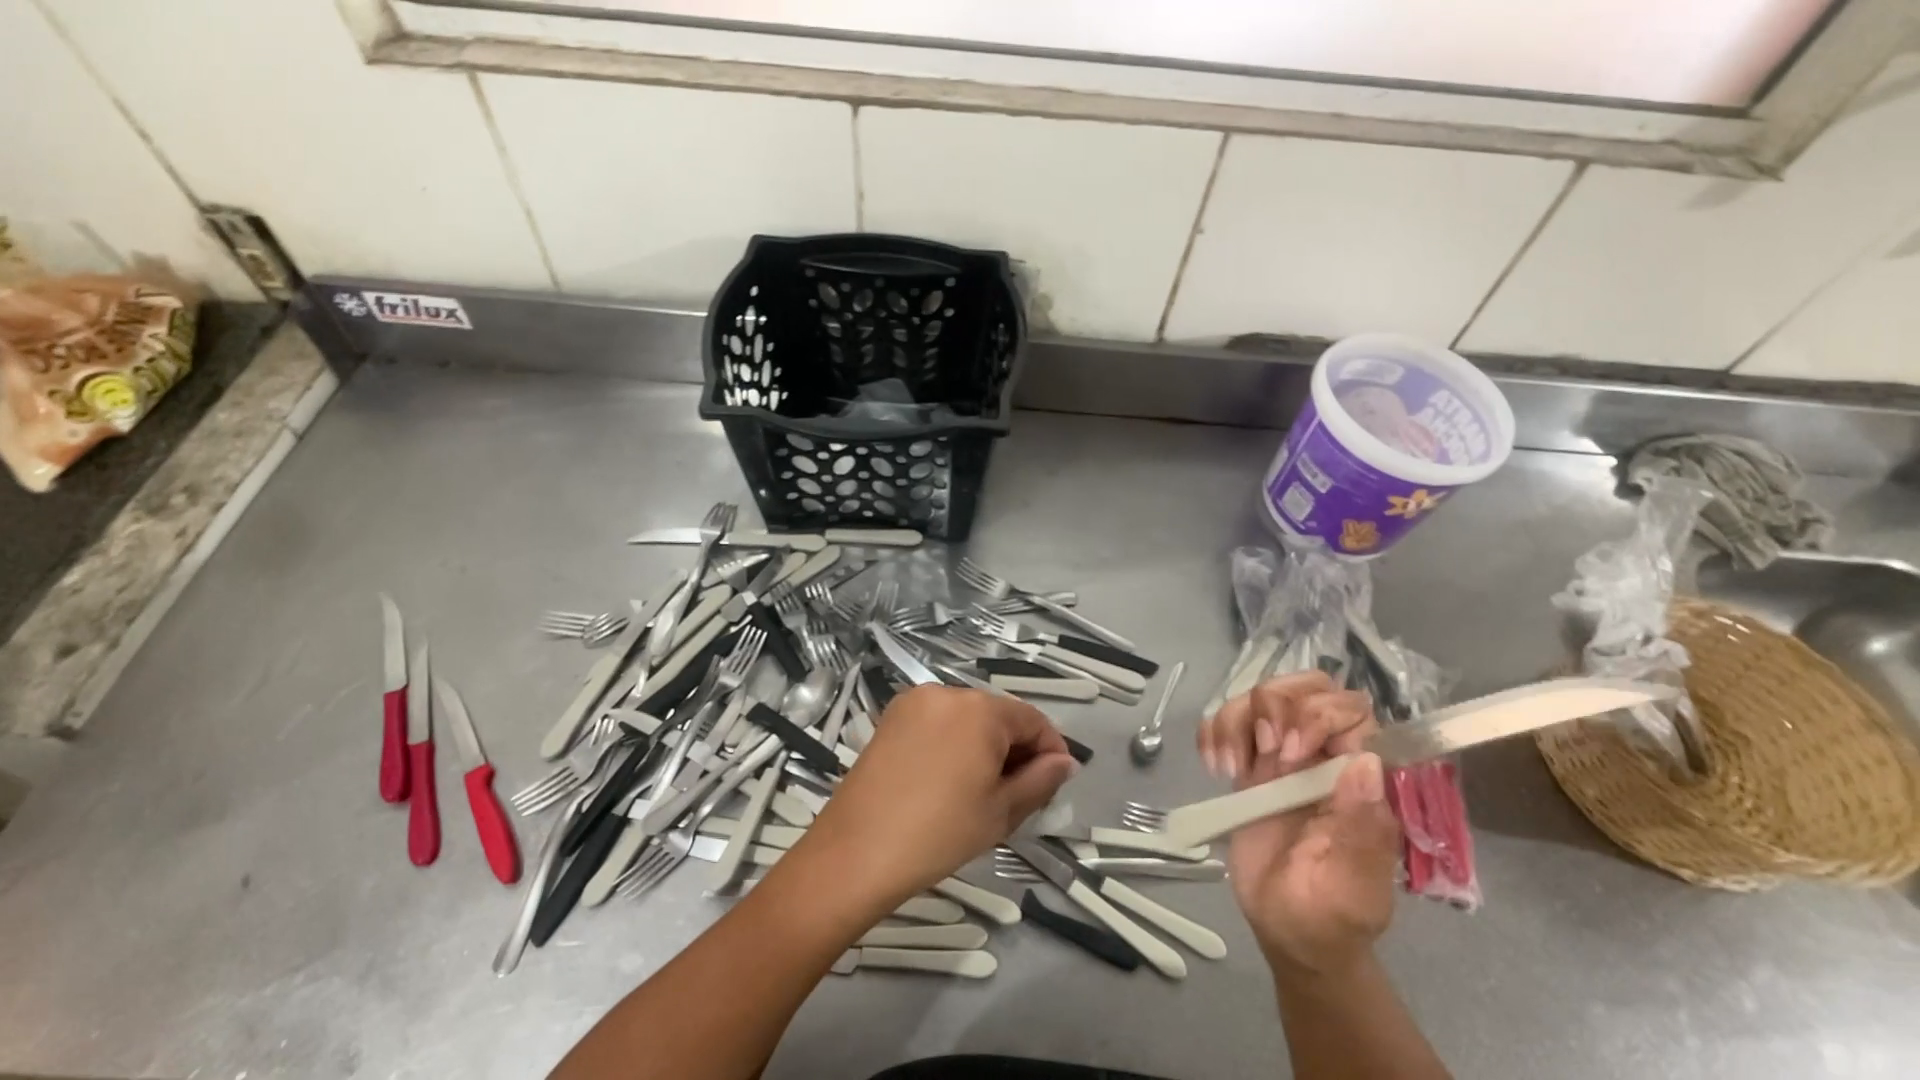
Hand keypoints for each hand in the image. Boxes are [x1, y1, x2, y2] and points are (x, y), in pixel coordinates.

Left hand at [796, 684, 1077, 909]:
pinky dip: (952, 746)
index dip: (1051, 751)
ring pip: (966, 720)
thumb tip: (1065, 762)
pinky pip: (936, 725)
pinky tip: (948, 784)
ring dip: (983, 748)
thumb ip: (1041, 780)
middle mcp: (946, 693)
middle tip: (1019, 797)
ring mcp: (912, 704)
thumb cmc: (940, 833)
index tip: (1054, 786)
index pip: (1032, 720)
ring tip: (982, 794)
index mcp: (979, 709)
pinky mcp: (889, 721)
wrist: (856, 853)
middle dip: (1016, 750)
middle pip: (998, 716)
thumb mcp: (1002, 811)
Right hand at [1199, 672, 1399, 977]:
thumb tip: (1364, 763)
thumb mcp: (1351, 883)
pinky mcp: (1250, 767)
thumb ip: (1360, 827)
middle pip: (1308, 687)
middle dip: (1277, 703)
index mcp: (1361, 778)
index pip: (1351, 710)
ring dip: (1238, 718)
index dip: (1318, 715)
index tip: (1290, 754)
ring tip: (1230, 768)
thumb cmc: (1329, 916)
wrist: (1288, 934)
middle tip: (1263, 746)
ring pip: (1264, 696)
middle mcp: (1326, 757)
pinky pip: (1229, 721)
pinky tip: (1215, 767)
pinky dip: (1214, 732)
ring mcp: (1285, 758)